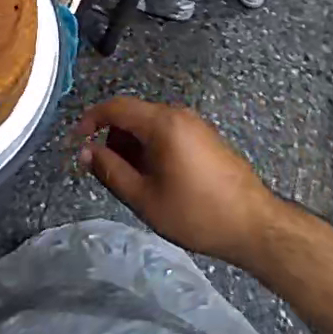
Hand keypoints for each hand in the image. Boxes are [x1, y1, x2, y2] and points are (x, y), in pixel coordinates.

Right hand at [76, 97, 282, 266]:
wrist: (255, 226)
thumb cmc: (196, 213)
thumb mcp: (144, 198)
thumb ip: (110, 171)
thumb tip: (86, 152)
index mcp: (163, 123)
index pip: (116, 107)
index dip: (91, 119)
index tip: (77, 140)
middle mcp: (179, 114)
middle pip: (133, 115)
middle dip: (113, 138)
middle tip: (109, 171)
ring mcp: (195, 124)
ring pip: (150, 125)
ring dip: (133, 145)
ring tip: (135, 181)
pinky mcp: (206, 137)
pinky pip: (168, 132)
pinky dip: (152, 148)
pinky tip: (158, 179)